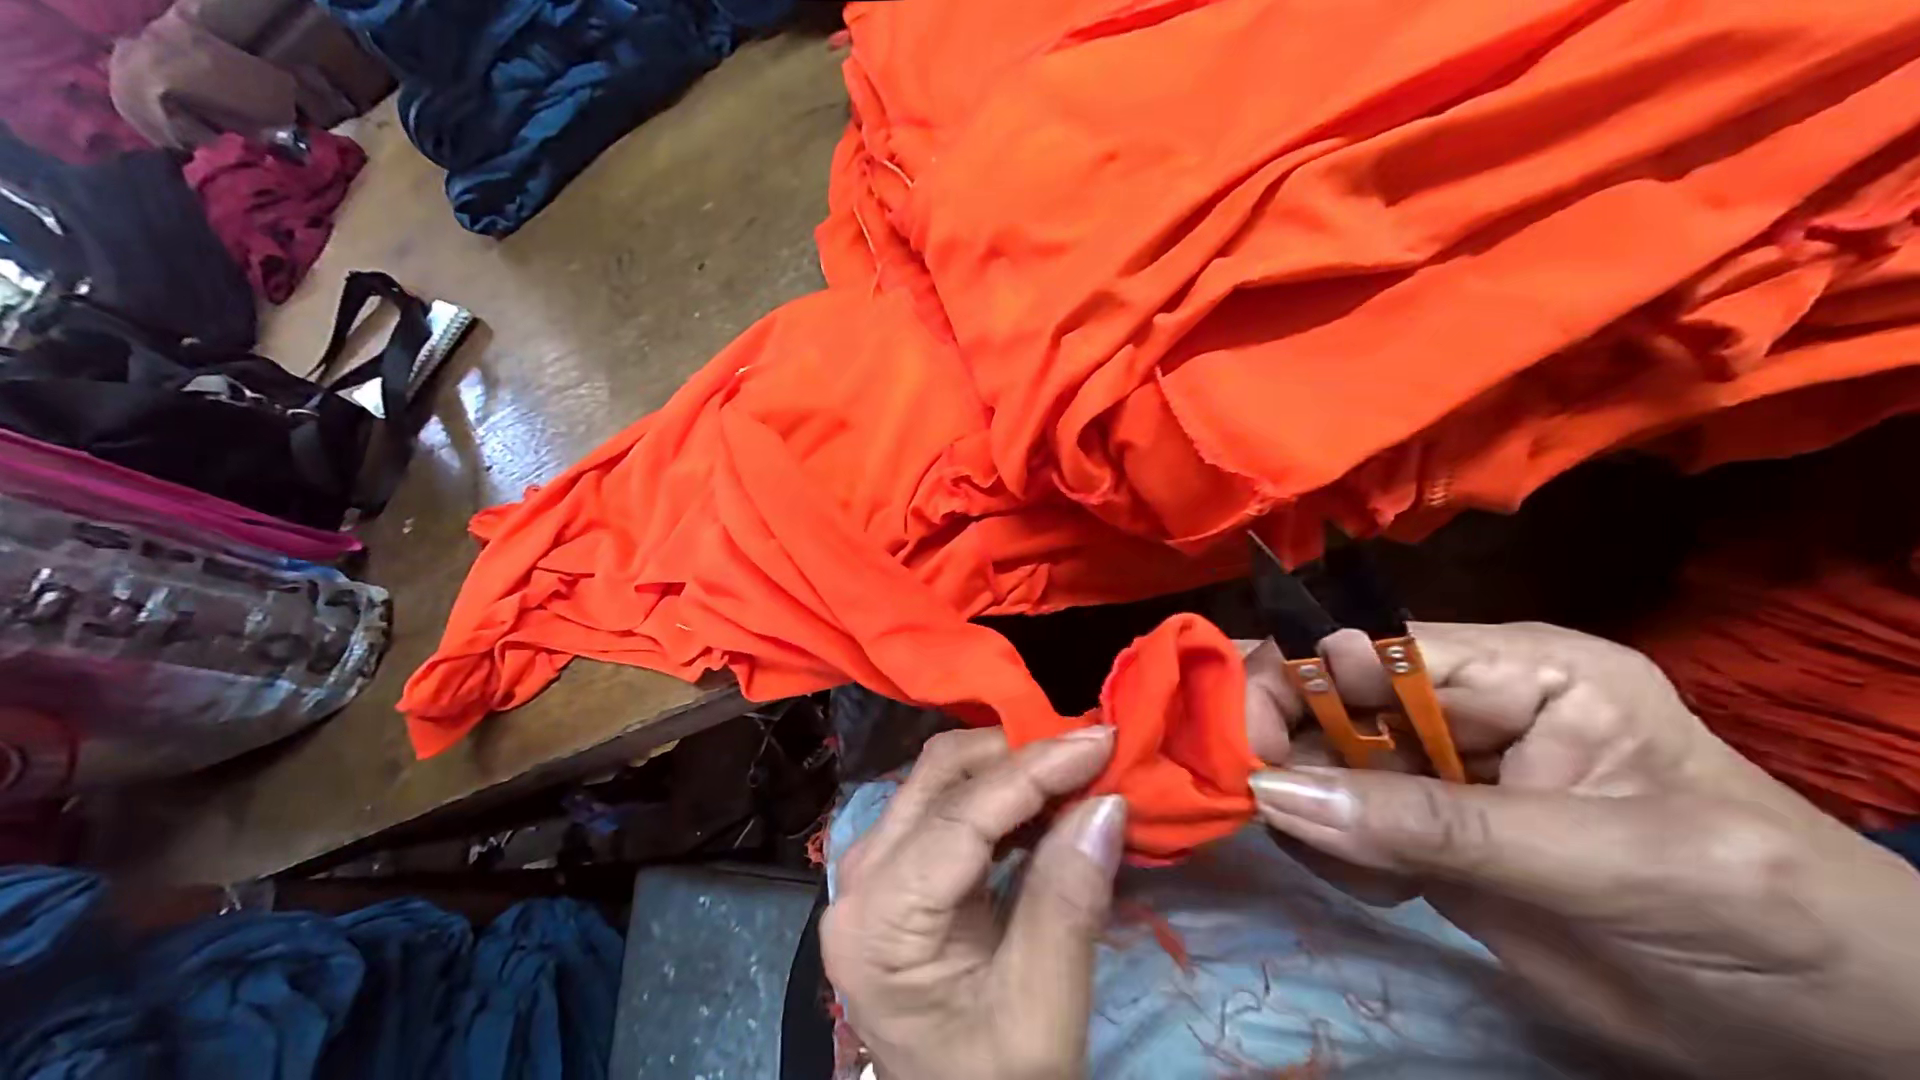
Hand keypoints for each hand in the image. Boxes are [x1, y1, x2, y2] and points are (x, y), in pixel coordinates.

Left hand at [822, 727, 1126, 1079]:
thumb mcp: (1041, 1017)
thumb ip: (1067, 905)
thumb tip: (1104, 803)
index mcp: (879, 920)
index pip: (959, 815)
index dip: (1034, 769)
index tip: (1100, 741)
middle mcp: (860, 877)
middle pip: (938, 776)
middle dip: (1018, 753)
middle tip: (1090, 752)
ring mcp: (873, 869)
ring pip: (941, 779)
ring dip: (1011, 766)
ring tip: (1077, 770)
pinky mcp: (897, 872)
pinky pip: (948, 805)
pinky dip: (1001, 793)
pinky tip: (1047, 800)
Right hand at [1243, 621, 1919, 1079]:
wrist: (1851, 1050)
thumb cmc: (1773, 925)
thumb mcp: (1613, 862)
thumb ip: (1438, 825)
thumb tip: (1275, 793)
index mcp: (1517, 669)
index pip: (1366, 649)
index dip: (1291, 680)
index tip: (1243, 747)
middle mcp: (1462, 707)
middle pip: (1326, 700)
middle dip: (1285, 746)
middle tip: (1255, 802)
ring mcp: (1439, 773)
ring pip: (1318, 763)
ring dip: (1306, 810)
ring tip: (1356, 873)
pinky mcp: (1423, 835)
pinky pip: (1337, 824)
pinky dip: (1329, 853)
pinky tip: (1376, 891)